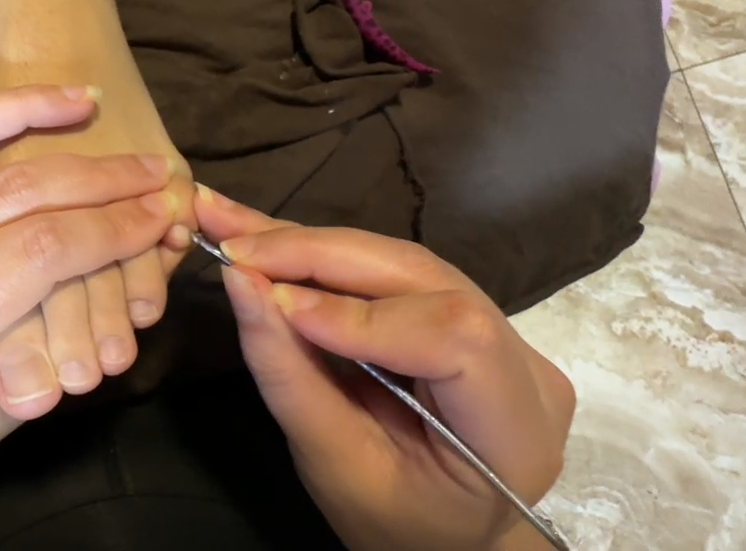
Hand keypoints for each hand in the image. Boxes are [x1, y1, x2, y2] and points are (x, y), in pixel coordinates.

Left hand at [0, 15, 178, 464]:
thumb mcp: (30, 395)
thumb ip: (86, 324)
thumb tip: (160, 245)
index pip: (39, 250)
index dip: (111, 228)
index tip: (164, 215)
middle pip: (11, 190)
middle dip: (94, 178)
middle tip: (151, 171)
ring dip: (25, 108)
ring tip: (84, 98)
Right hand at [196, 187, 574, 550]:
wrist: (437, 533)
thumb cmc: (392, 519)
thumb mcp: (332, 463)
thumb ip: (287, 373)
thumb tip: (239, 281)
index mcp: (514, 426)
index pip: (455, 339)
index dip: (361, 314)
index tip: (275, 304)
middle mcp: (519, 357)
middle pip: (413, 274)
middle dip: (311, 254)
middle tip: (229, 247)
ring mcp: (490, 320)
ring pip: (386, 255)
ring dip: (299, 240)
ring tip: (226, 224)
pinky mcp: (447, 300)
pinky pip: (374, 261)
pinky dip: (307, 246)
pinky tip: (254, 229)